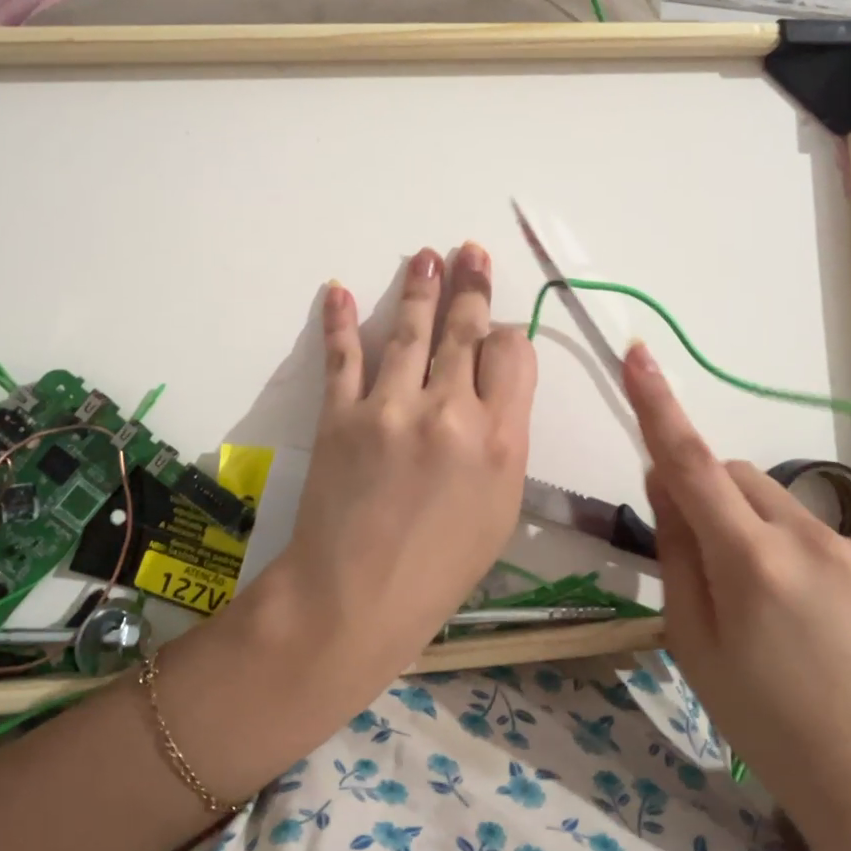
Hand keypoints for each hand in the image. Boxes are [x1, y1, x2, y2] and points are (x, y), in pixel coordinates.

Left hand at [270, 244, 536, 682]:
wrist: (357, 598)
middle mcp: (451, 412)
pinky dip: (339, 322)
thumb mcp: (499, 510)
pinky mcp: (341, 415)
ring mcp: (391, 408)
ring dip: (418, 290)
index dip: (505, 334)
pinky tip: (339, 291)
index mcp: (501, 440)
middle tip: (469, 251)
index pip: (511, 355)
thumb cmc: (441, 568)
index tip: (496, 330)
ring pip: (410, 333)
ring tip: (425, 258)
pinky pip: (343, 357)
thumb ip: (505, 443)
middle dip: (469, 286)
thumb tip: (495, 390)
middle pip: (464, 332)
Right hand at [621, 342, 850, 850]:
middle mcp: (811, 540)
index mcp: (751, 562)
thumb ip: (677, 553)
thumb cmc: (763, 724)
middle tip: (704, 558)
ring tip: (769, 608)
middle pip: (737, 477)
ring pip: (782, 507)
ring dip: (757, 530)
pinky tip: (816, 624)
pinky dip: (801, 557)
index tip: (639, 353)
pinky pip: (826, 539)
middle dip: (710, 493)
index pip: (691, 464)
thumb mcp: (693, 645)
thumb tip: (662, 481)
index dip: (660, 406)